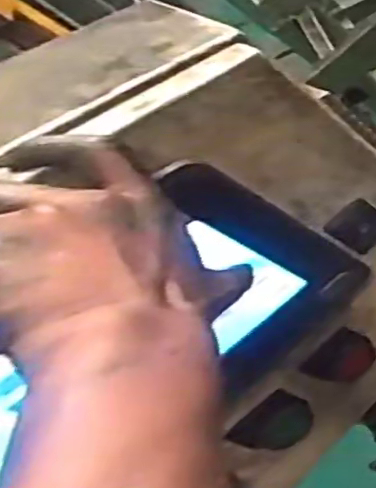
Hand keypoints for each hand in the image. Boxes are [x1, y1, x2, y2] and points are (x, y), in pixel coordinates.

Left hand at [0, 138, 248, 369]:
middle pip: (9, 187)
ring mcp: (23, 228)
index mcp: (139, 203)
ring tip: (0, 262)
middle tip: (2, 226)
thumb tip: (239, 276)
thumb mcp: (207, 286)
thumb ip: (220, 275)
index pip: (96, 154)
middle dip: (1, 204)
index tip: (26, 154)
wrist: (120, 338)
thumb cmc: (170, 310)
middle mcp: (79, 204)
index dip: (55, 149)